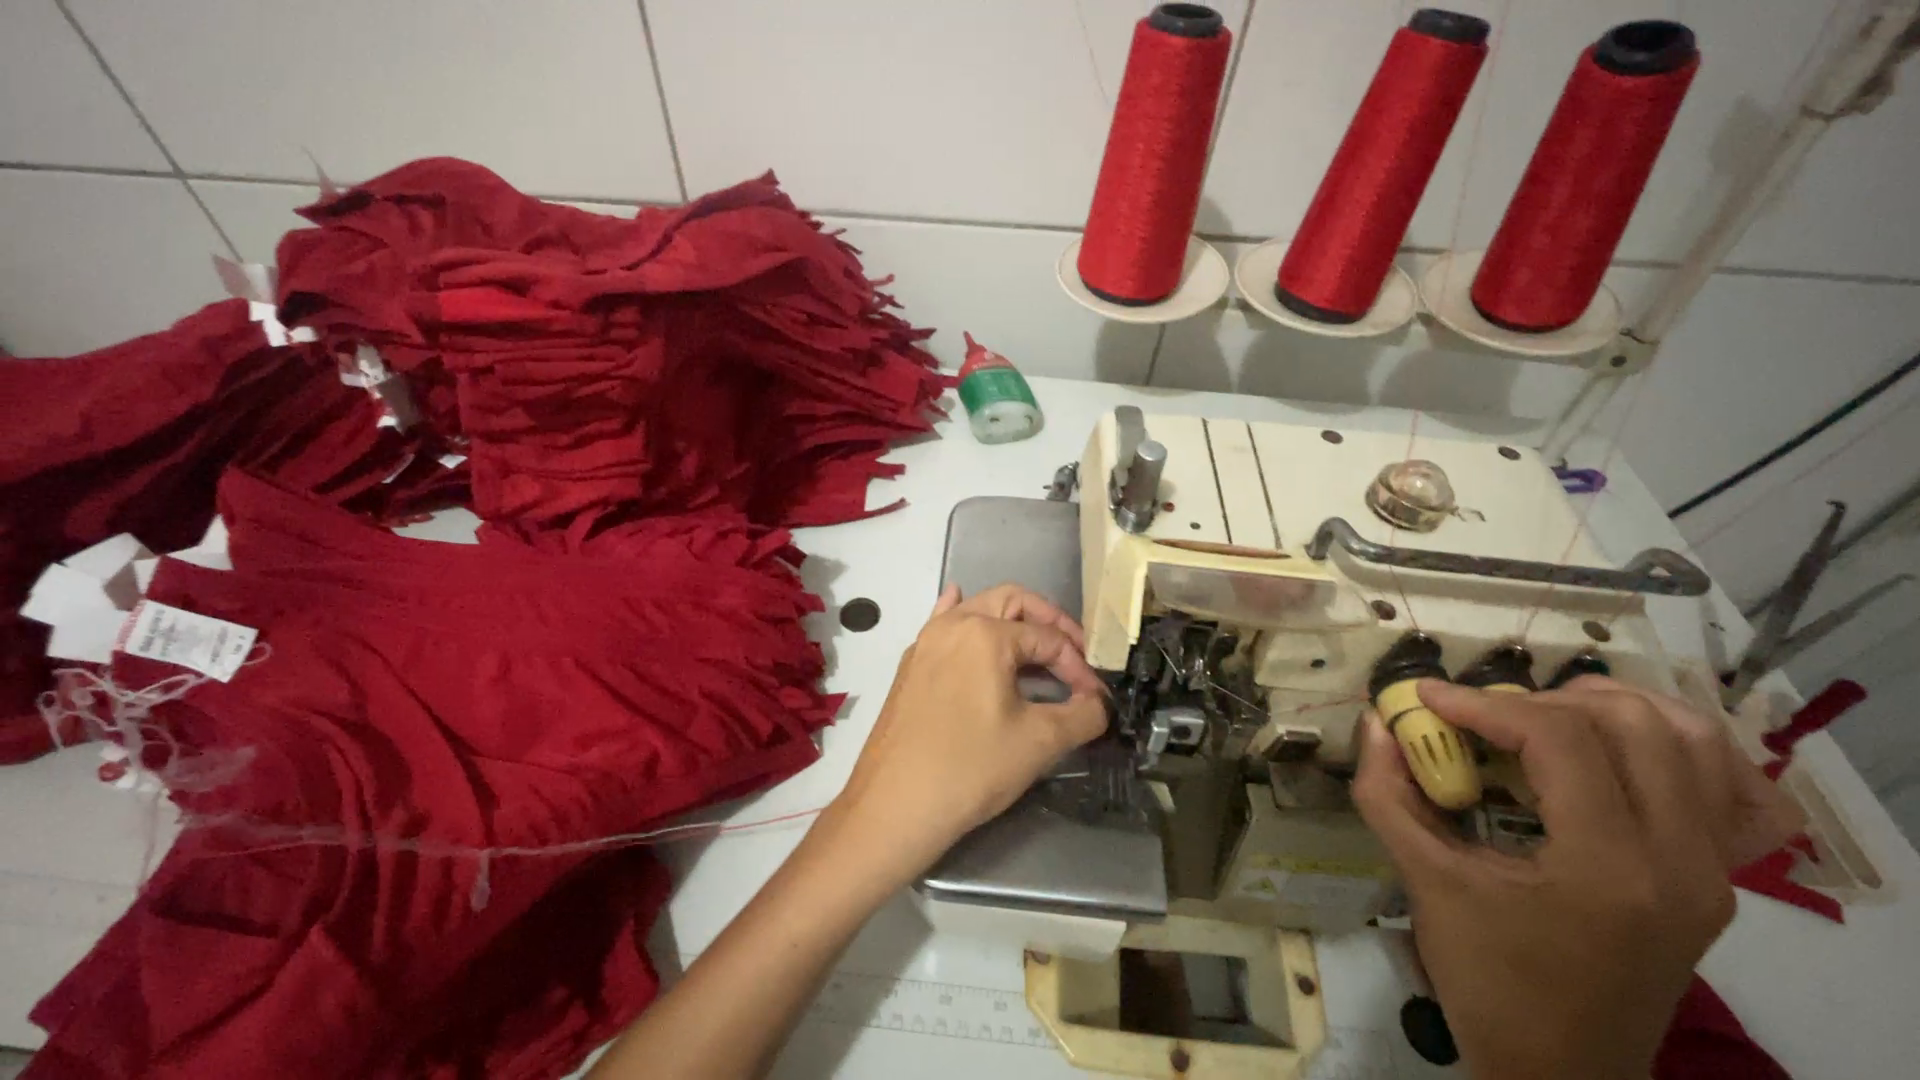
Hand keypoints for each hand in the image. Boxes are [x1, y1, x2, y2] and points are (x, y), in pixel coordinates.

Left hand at [823, 584, 1108, 887]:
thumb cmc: (970, 769)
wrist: (894, 807)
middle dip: (1049, 623)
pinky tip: (968, 618)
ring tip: (1038, 649)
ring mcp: (925, 644)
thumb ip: (1083, 714)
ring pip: (976, 610)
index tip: (1096, 698)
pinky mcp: (910, 668)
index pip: (1048, 638)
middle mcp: (951, 625)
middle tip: (1074, 655)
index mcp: (984, 634)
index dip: (1079, 666)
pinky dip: (965, 619)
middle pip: (1011, 603)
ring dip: (1012, 623)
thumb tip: (1099, 703)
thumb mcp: (1039, 742)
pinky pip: (943, 627)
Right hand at [1352, 677, 1796, 1079]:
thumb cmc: (1489, 981)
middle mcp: (1681, 859)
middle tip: (1484, 715)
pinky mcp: (1719, 878)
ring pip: (1692, 741)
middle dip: (1544, 700)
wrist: (1562, 1068)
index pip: (1559, 740)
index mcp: (1608, 865)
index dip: (1484, 703)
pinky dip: (1674, 745)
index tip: (1427, 698)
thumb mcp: (1425, 883)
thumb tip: (1376, 722)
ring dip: (1613, 709)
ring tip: (1547, 717)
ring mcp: (1714, 870)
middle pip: (1632, 725)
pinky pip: (1726, 785)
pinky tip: (1620, 747)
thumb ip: (1389, 795)